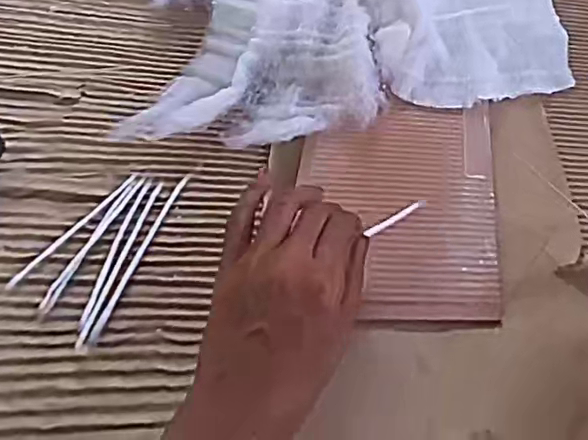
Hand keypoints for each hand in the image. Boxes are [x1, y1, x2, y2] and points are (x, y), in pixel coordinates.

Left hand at [168, 182, 366, 439]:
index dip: (350, 222)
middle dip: (330, 210)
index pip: (343, 222)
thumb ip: (354, 275)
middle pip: (317, 209)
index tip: (350, 229)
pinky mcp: (228, 267)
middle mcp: (289, 262)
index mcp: (321, 279)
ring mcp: (255, 261)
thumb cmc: (295, 374)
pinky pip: (239, 219)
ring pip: (283, 202)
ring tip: (310, 196)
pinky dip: (252, 194)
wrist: (243, 406)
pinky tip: (264, 181)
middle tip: (331, 222)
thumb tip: (359, 239)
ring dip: (302, 193)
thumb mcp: (342, 326)